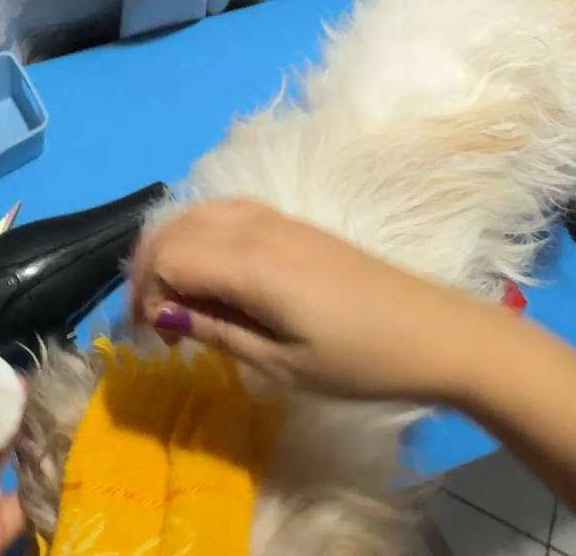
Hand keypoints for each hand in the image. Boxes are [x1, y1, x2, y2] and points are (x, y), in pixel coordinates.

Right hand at [127, 199, 501, 401]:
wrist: (430, 330)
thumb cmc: (358, 360)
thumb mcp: (282, 364)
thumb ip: (217, 331)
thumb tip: (164, 315)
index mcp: (251, 263)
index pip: (168, 257)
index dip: (144, 294)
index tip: (154, 340)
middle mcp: (256, 226)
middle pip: (176, 227)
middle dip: (150, 269)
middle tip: (158, 323)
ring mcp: (275, 217)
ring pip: (198, 212)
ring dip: (173, 247)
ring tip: (178, 298)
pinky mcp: (291, 221)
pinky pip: (225, 211)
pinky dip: (201, 234)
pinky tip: (211, 270)